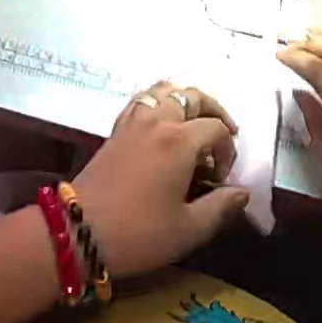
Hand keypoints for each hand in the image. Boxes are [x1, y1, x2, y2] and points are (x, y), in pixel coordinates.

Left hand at [72, 82, 249, 277]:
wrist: (79, 230)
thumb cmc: (138, 233)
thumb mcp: (188, 229)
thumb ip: (220, 207)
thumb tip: (242, 193)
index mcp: (180, 140)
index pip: (216, 128)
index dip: (228, 150)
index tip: (222, 179)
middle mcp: (158, 120)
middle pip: (192, 96)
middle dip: (213, 111)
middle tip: (222, 134)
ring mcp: (134, 120)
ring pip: (165, 90)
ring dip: (184, 100)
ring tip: (193, 121)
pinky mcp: (117, 128)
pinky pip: (143, 99)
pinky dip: (158, 102)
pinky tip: (162, 123)